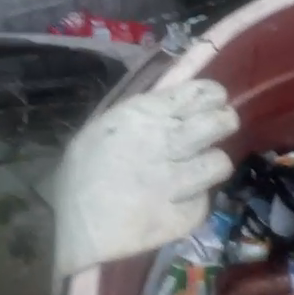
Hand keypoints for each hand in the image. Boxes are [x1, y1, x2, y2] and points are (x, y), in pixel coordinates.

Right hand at [50, 80, 238, 278]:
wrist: (69, 227)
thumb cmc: (85, 169)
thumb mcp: (110, 122)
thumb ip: (155, 102)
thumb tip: (194, 67)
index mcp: (145, 114)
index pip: (204, 92)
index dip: (213, 97)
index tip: (210, 105)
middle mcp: (166, 143)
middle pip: (222, 122)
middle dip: (224, 123)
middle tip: (212, 133)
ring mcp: (175, 182)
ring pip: (221, 162)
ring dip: (212, 166)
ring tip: (195, 171)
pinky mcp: (181, 217)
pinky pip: (205, 202)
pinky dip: (194, 203)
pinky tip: (177, 203)